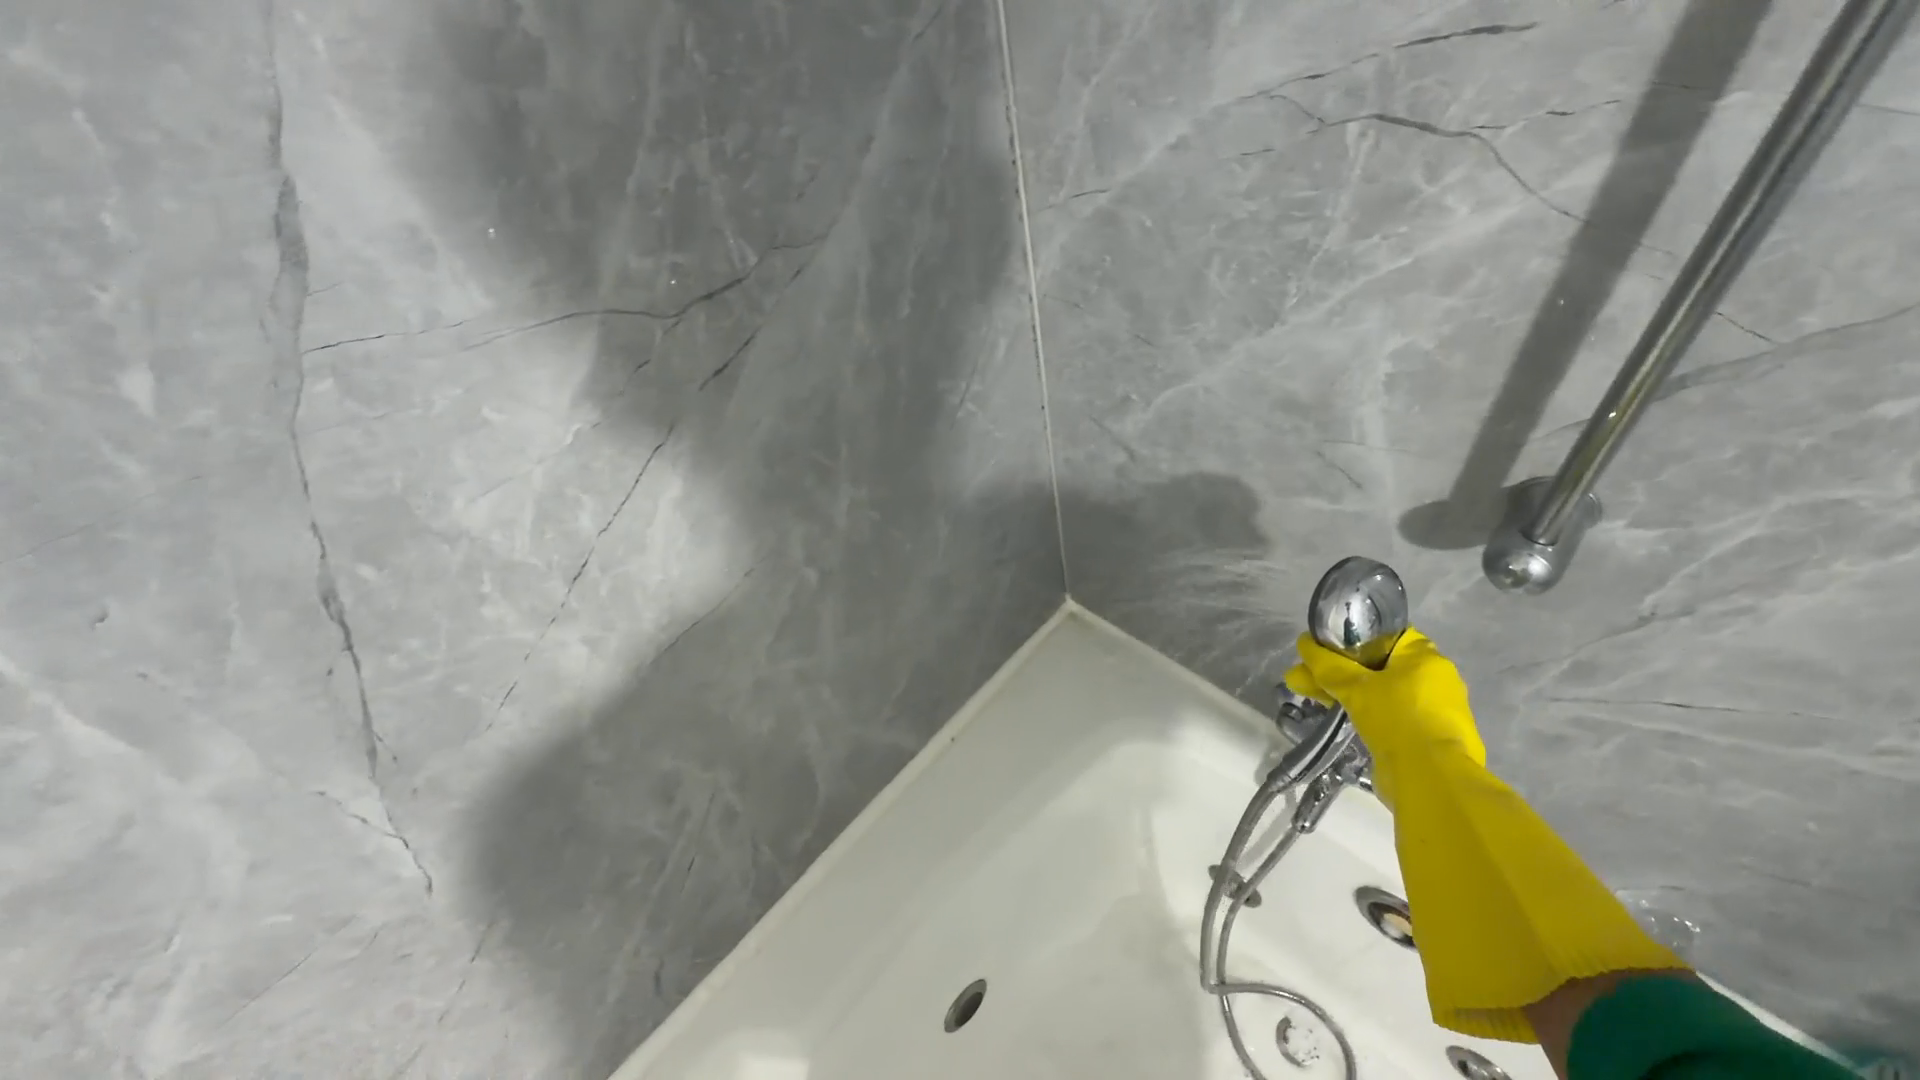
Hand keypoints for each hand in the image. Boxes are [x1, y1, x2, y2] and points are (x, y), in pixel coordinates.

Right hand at [1283, 628, 1486, 772]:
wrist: (1430, 779)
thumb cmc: (1397, 719)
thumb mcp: (1355, 687)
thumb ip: (1327, 665)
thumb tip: (1303, 642)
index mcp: (1427, 658)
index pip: (1389, 636)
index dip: (1356, 639)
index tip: (1328, 651)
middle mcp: (1437, 681)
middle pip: (1380, 668)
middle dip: (1341, 673)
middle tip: (1309, 679)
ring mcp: (1434, 713)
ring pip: (1382, 695)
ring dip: (1349, 696)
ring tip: (1315, 701)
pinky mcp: (1427, 740)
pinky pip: (1390, 719)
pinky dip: (1366, 717)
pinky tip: (1340, 720)